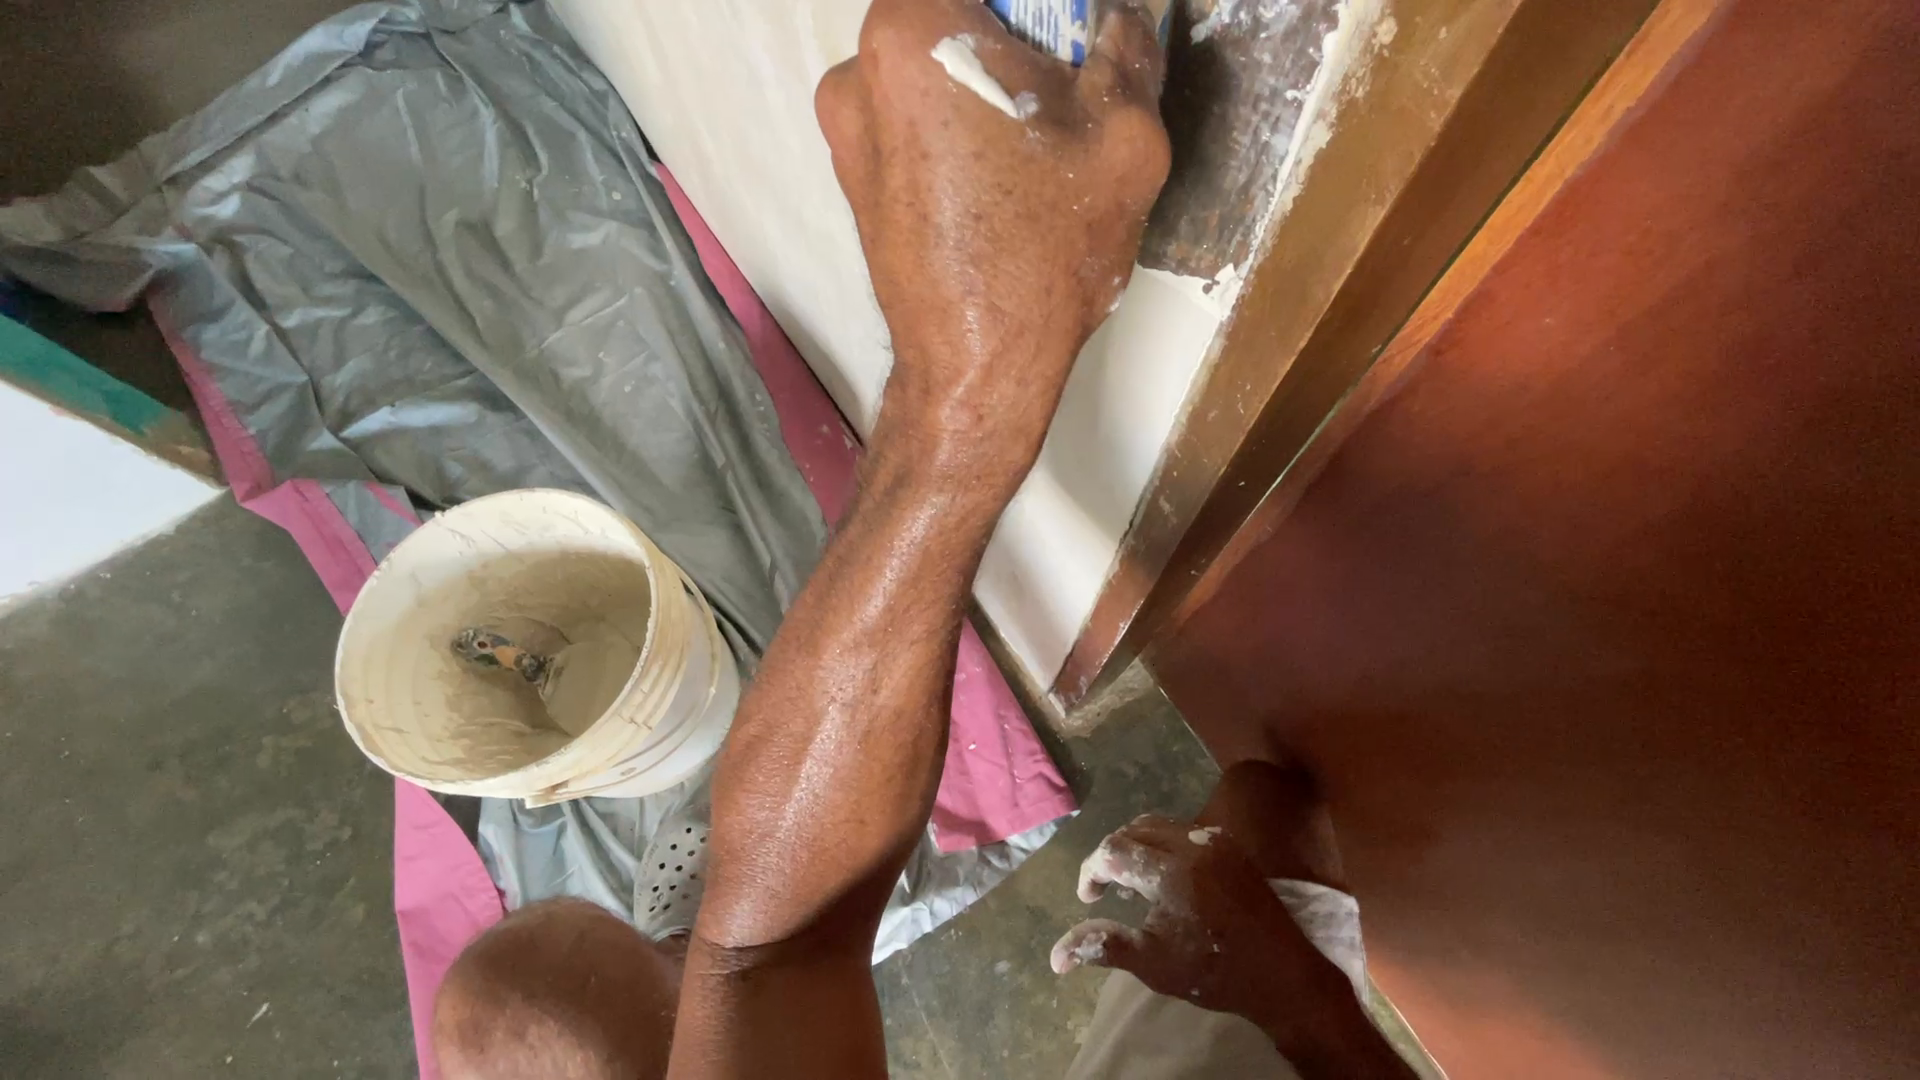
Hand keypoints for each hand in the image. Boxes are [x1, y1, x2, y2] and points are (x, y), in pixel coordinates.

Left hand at [815, 0, 1169, 479]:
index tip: (1066, 46)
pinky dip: (956, 136)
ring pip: (932, 76)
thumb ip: (1128, 47)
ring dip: (985, 92)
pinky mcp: (854, 187)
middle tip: (1061, 100)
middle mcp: (855, 73)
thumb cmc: (1046, 255)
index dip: (1037, 8)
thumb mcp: (1126, 138)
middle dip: (1014, 48)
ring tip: (1032, 157)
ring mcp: (844, 137)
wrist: (978, 369)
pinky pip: (913, 129)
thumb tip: (1118, 19)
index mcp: (910, 32)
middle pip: (953, 19)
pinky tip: (998, 190)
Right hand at [1052, 815, 1371, 1060]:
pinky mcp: (1229, 844)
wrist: (1285, 975)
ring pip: (1156, 825)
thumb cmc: (1215, 972)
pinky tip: (1162, 873)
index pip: (1112, 851)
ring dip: (1134, 845)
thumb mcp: (1154, 965)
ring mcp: (1213, 840)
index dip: (1091, 871)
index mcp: (1171, 872)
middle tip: (1104, 889)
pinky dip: (1160, 842)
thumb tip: (1055, 956)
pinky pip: (1181, 828)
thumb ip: (1104, 947)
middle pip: (1131, 832)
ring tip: (1129, 880)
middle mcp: (1191, 844)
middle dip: (1110, 856)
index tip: (1088, 898)